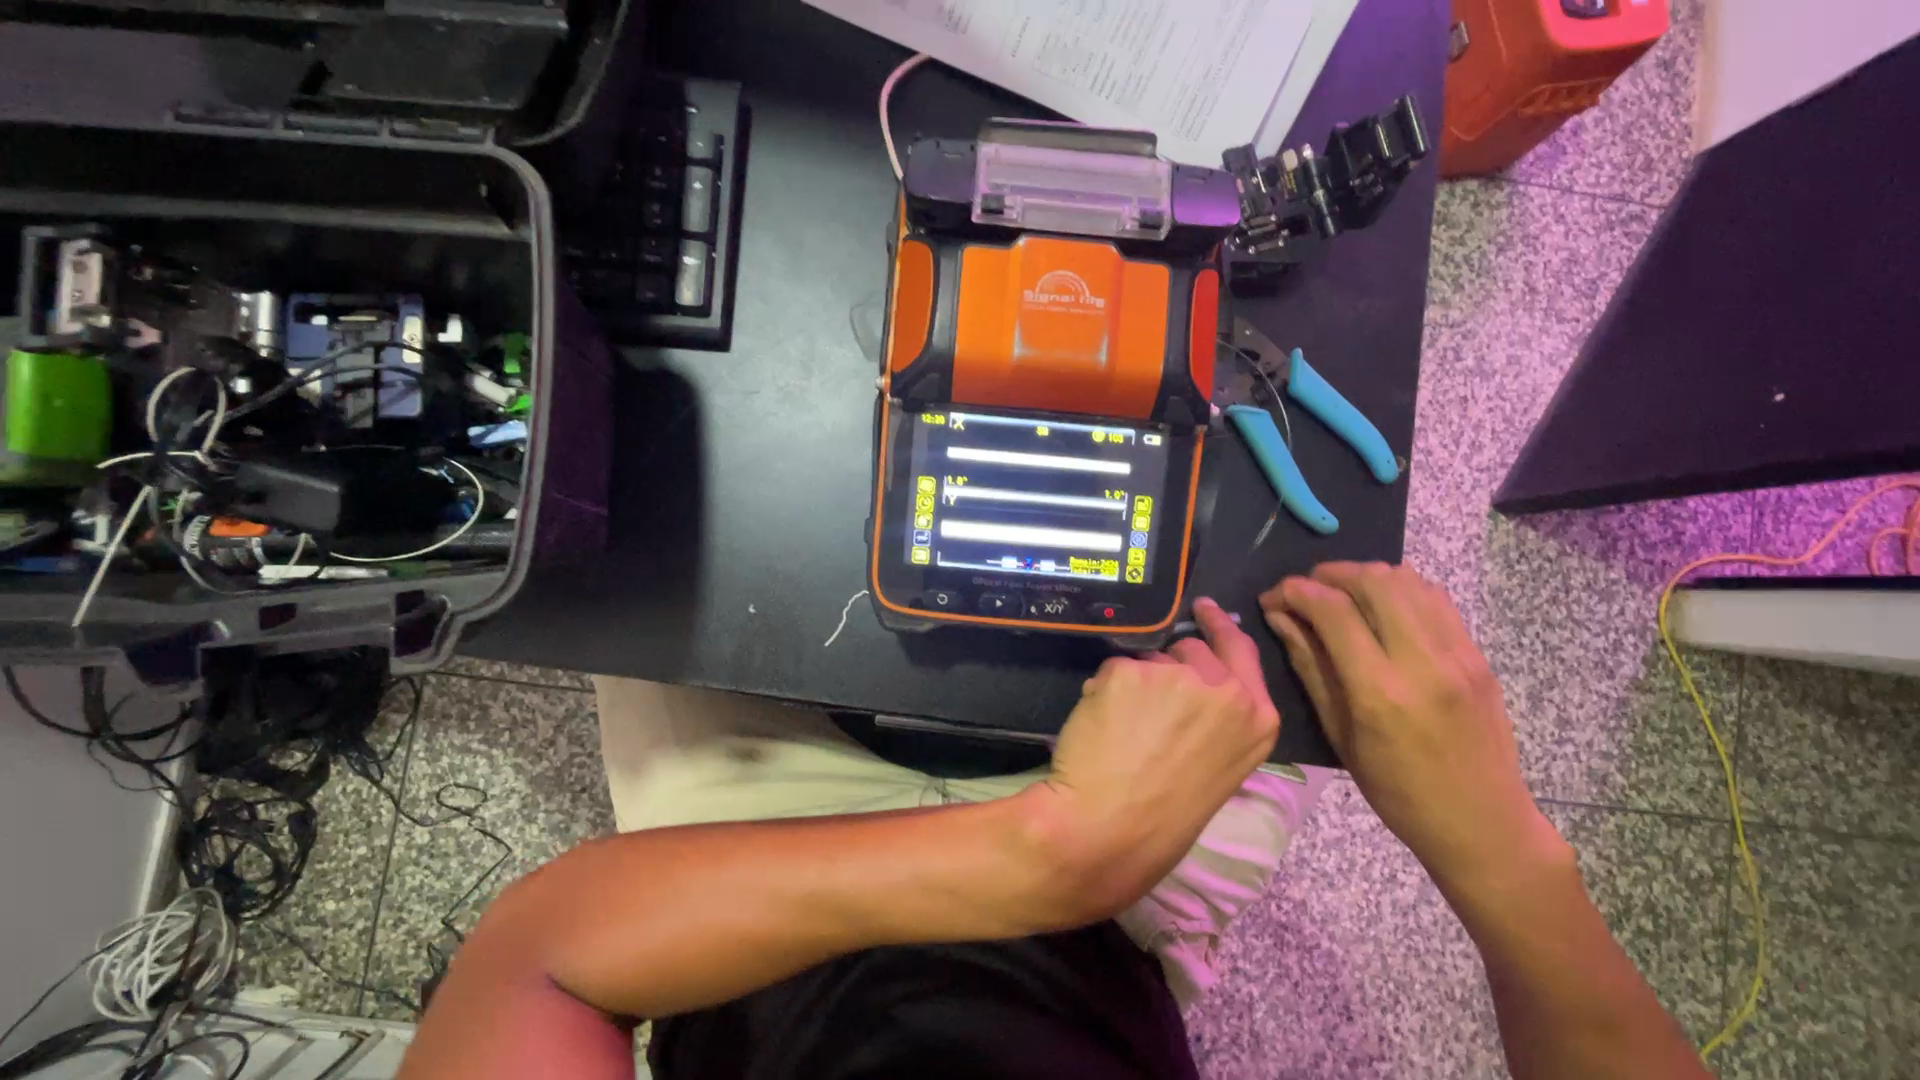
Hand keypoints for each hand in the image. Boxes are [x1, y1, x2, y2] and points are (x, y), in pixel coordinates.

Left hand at [1027, 597, 1279, 921]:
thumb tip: (1190, 678)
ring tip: (1125, 728)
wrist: (1109, 829)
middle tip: (1149, 700)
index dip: (1219, 627)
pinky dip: (1104, 690)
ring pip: (1149, 658)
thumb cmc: (1165, 812)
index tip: (1205, 610)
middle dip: (1170, 663)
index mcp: (1257, 718)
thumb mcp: (1218, 764)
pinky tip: (1102, 726)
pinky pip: (1113, 668)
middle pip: (1192, 650)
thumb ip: (1217, 716)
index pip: (1240, 649)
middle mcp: (1225, 690)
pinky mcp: (1129, 672)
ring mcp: (1176, 676)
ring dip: (1136, 679)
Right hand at [1259, 563, 1566, 894]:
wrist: (1481, 821)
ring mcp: (1458, 655)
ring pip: (1408, 581)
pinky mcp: (1478, 654)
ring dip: (1366, 576)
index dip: (1295, 591)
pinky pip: (1436, 599)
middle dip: (1330, 574)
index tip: (1273, 595)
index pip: (1332, 611)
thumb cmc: (1396, 791)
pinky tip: (1382, 606)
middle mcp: (1423, 662)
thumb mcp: (1339, 733)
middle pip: (1373, 582)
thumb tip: (1281, 618)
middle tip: (1305, 589)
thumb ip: (1310, 666)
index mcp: (1380, 692)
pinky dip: (1401, 588)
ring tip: (1341, 593)